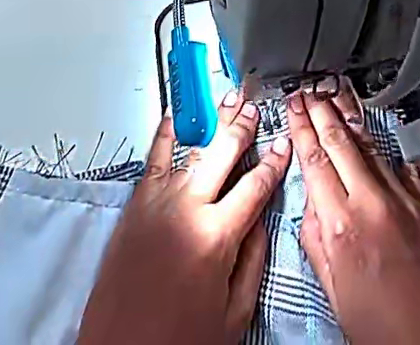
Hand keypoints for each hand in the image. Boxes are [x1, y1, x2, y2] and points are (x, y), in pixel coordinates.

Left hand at [77, 91, 290, 344]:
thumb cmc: (177, 340)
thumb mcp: (233, 312)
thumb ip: (251, 260)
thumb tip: (259, 219)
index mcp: (216, 237)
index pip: (254, 188)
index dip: (273, 164)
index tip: (283, 146)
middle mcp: (186, 209)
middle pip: (221, 154)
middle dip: (241, 128)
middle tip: (252, 108)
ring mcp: (157, 200)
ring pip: (190, 148)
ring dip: (210, 121)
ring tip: (224, 100)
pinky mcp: (136, 201)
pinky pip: (155, 156)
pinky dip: (168, 132)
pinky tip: (177, 115)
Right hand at [287, 91, 419, 343]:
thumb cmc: (390, 335)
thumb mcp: (336, 292)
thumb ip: (317, 242)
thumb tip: (311, 207)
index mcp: (342, 226)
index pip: (314, 159)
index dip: (301, 126)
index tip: (293, 105)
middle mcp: (374, 205)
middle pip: (341, 141)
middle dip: (322, 110)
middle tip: (310, 90)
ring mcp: (405, 203)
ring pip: (371, 148)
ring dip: (351, 120)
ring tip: (337, 100)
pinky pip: (404, 167)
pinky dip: (387, 150)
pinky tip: (378, 139)